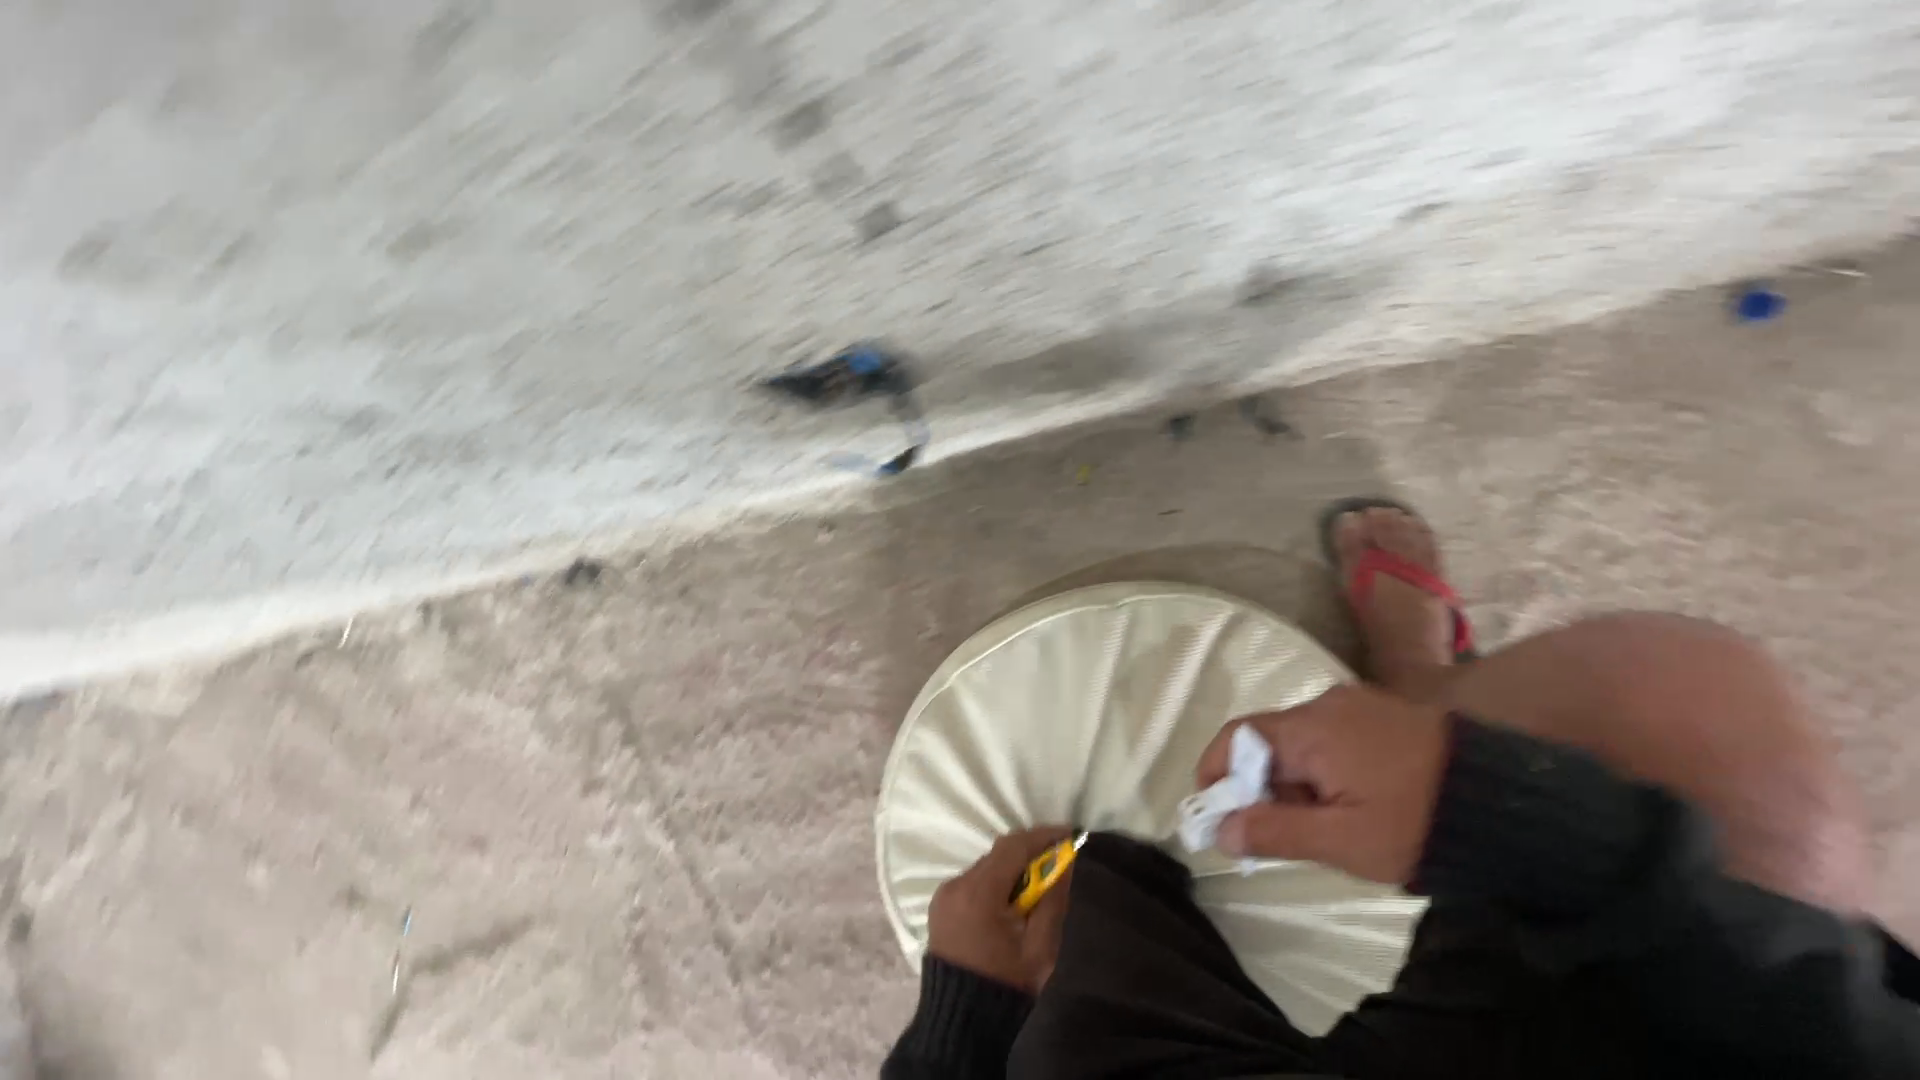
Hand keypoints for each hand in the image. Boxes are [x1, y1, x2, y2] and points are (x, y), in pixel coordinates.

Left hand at [926, 827, 1075, 994]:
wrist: (960, 1021)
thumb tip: (1066, 862)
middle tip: (1057, 862)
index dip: (1043, 836)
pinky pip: (972, 882)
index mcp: (979, 893)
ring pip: (985, 867)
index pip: (1013, 846)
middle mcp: (956, 884)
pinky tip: (1009, 904)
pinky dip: (994, 884)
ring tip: (1035, 890)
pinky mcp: (940, 905)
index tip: (1068, 834)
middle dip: (1029, 853)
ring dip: (1011, 870)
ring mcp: (944, 894)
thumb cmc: (1006, 985)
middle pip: (998, 854)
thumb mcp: (1040, 947)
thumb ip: (1053, 899)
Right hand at [1194, 685, 1450, 884]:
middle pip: (1268, 740)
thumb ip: (1275, 831)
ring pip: (1301, 741)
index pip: (1236, 738)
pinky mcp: (1384, 712)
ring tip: (1330, 825)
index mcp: (1309, 729)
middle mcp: (1326, 703)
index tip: (1217, 815)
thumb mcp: (1343, 841)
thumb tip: (1219, 828)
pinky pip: (1332, 737)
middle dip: (1262, 786)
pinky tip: (1355, 802)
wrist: (1511, 802)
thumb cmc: (1416, 822)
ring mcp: (1357, 704)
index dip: (1215, 773)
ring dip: (1296, 780)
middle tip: (1284, 834)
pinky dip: (1325, 768)